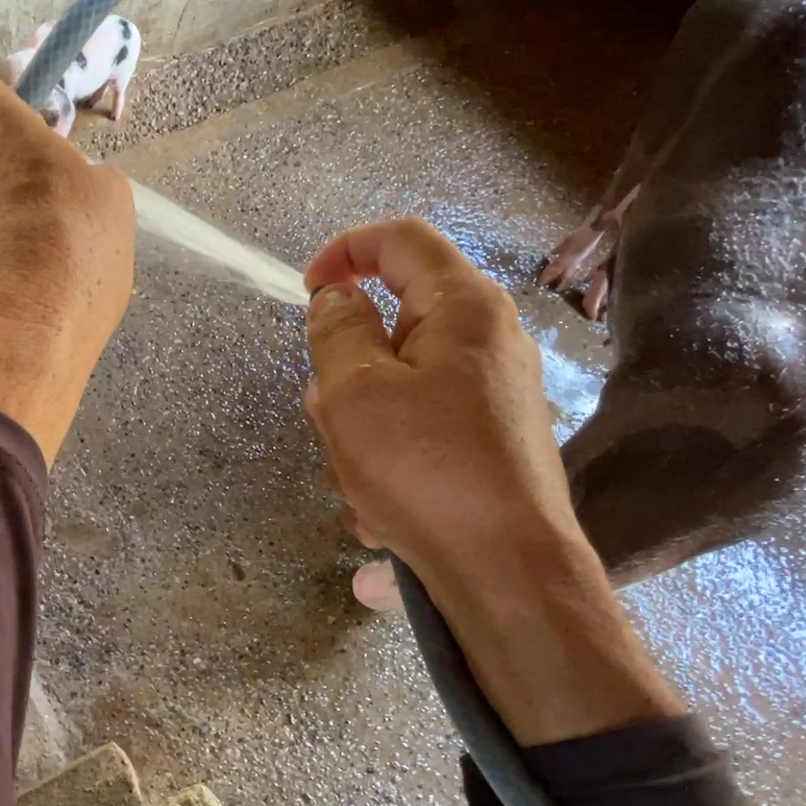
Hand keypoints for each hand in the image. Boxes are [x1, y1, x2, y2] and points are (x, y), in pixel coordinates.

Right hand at [302, 218, 581, 583]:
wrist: (502, 565)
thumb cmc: (423, 465)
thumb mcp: (355, 391)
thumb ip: (337, 331)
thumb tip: (338, 297)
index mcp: (463, 308)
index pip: (400, 240)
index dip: (343, 251)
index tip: (303, 292)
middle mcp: (485, 341)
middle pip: (388, 328)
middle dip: (342, 375)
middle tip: (329, 418)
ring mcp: (487, 396)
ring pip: (391, 390)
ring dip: (356, 431)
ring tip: (359, 480)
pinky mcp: (482, 443)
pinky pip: (411, 433)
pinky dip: (384, 462)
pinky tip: (382, 508)